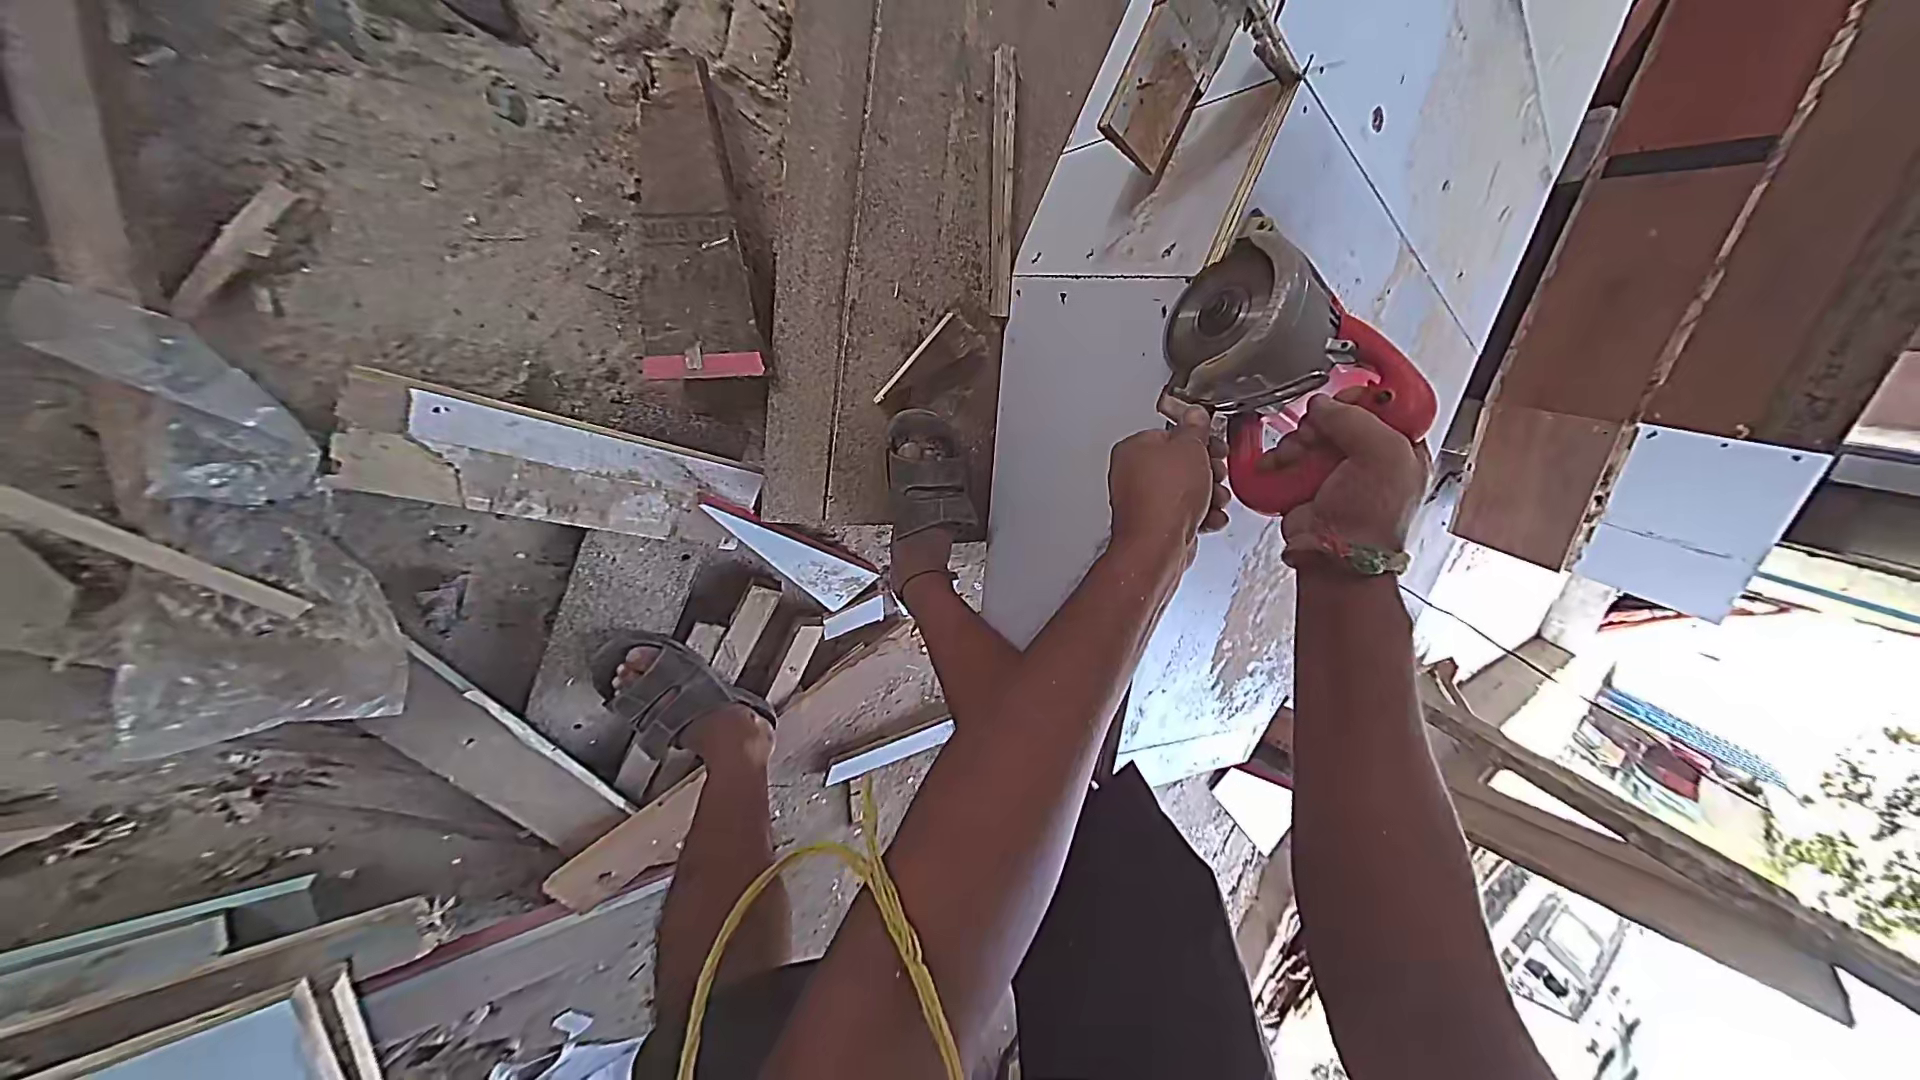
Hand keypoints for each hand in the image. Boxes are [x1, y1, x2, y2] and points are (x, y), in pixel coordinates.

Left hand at [1109, 405, 1230, 558]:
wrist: (1158, 545)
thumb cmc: (1164, 499)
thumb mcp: (1190, 449)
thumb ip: (1195, 428)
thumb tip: (1195, 417)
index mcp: (1133, 448)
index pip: (1170, 433)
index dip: (1198, 439)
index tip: (1214, 446)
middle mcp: (1132, 474)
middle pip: (1181, 463)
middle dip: (1207, 470)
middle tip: (1214, 474)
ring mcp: (1143, 501)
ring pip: (1187, 489)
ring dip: (1209, 494)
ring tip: (1212, 499)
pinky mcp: (1156, 523)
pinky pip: (1185, 512)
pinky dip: (1201, 514)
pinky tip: (1207, 518)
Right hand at [1267, 387, 1429, 558]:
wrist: (1331, 553)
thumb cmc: (1370, 518)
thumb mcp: (1383, 456)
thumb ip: (1357, 419)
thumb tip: (1324, 404)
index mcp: (1401, 444)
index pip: (1384, 401)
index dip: (1362, 396)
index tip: (1346, 399)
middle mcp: (1368, 453)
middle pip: (1338, 415)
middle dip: (1320, 423)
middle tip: (1316, 437)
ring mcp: (1335, 467)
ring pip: (1308, 433)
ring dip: (1296, 443)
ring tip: (1295, 458)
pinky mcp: (1305, 479)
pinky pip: (1288, 455)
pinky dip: (1279, 458)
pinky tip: (1279, 466)